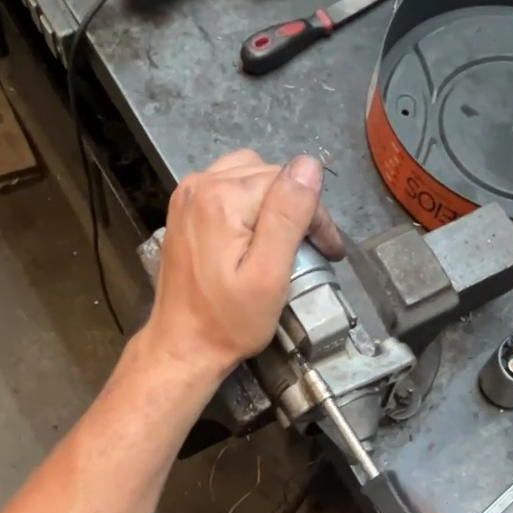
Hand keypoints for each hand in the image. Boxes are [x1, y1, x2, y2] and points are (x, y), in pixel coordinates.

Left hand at [143, 149, 345, 373]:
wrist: (183, 346)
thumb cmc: (228, 323)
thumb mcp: (268, 276)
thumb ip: (288, 217)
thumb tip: (309, 165)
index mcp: (222, 199)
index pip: (286, 180)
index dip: (315, 213)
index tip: (329, 250)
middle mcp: (200, 185)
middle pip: (267, 174)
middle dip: (296, 206)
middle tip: (314, 248)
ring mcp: (188, 196)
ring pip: (248, 176)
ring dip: (274, 202)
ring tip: (288, 240)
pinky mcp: (185, 211)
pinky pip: (227, 188)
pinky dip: (249, 205)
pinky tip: (257, 235)